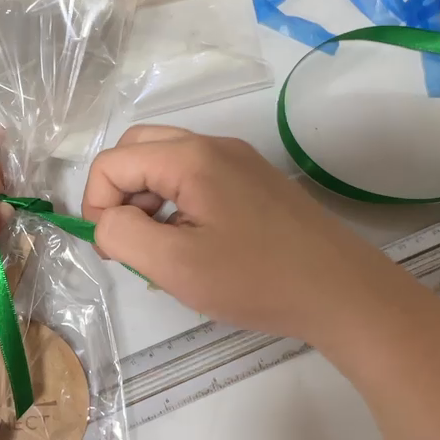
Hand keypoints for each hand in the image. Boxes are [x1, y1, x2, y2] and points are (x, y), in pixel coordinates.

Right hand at [82, 126, 419, 344]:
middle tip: (131, 241)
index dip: (97, 205)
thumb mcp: (174, 265)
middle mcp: (212, 146)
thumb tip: (107, 220)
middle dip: (118, 193)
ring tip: (161, 248)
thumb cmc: (255, 280)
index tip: (114, 250)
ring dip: (145, 199)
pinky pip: (193, 176)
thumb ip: (122, 234)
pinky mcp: (253, 180)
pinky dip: (174, 202)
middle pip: (136, 149)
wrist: (343, 293)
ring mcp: (237, 160)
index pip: (112, 163)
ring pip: (164, 161)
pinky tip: (191, 243)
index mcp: (190, 158)